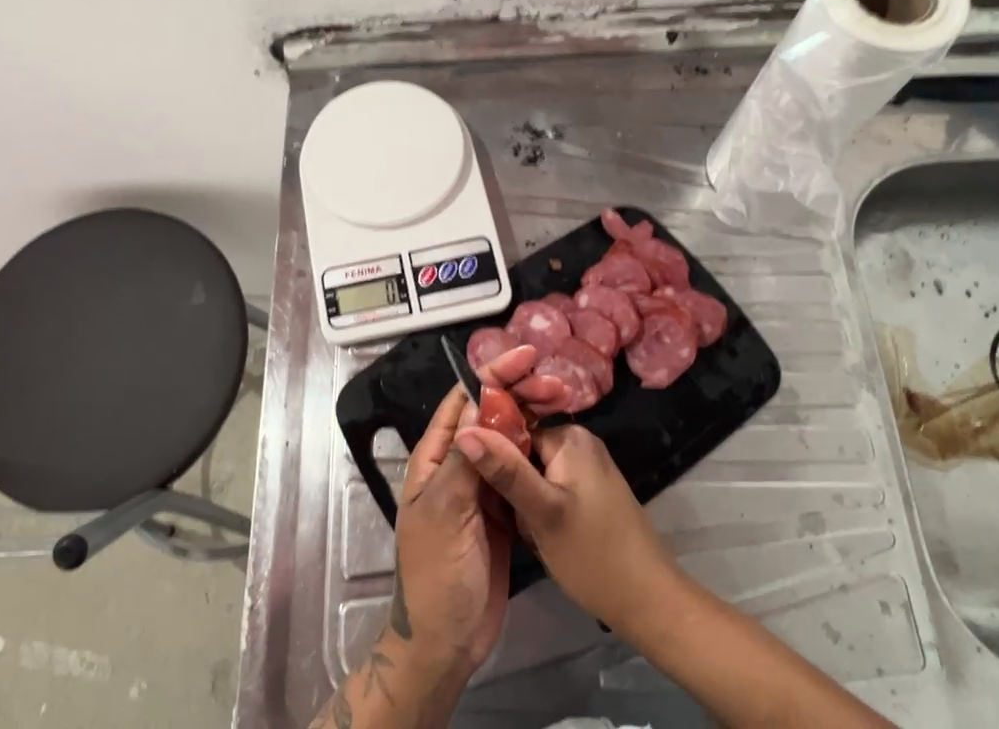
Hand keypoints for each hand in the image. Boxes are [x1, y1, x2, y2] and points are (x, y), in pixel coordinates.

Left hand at [386, 349, 538, 675]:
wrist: (447, 640)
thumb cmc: (436, 575)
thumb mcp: (444, 514)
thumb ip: (464, 463)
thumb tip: (482, 411)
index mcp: (433, 462)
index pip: (462, 405)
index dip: (491, 378)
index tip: (525, 358)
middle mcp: (455, 469)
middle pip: (488, 420)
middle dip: (518, 397)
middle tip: (558, 386)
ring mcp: (480, 492)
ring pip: (507, 444)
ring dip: (532, 421)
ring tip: (565, 404)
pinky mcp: (502, 515)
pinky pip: (519, 474)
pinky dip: (537, 455)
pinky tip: (560, 443)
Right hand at [453, 421, 681, 631]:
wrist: (647, 600)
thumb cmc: (593, 555)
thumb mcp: (542, 512)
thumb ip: (504, 470)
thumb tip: (463, 431)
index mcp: (570, 437)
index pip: (510, 430)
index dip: (492, 460)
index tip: (486, 493)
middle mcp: (580, 443)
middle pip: (521, 452)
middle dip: (511, 486)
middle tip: (518, 521)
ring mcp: (586, 468)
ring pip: (532, 474)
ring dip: (524, 503)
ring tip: (530, 532)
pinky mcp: (589, 491)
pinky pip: (549, 488)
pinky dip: (539, 510)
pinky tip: (542, 535)